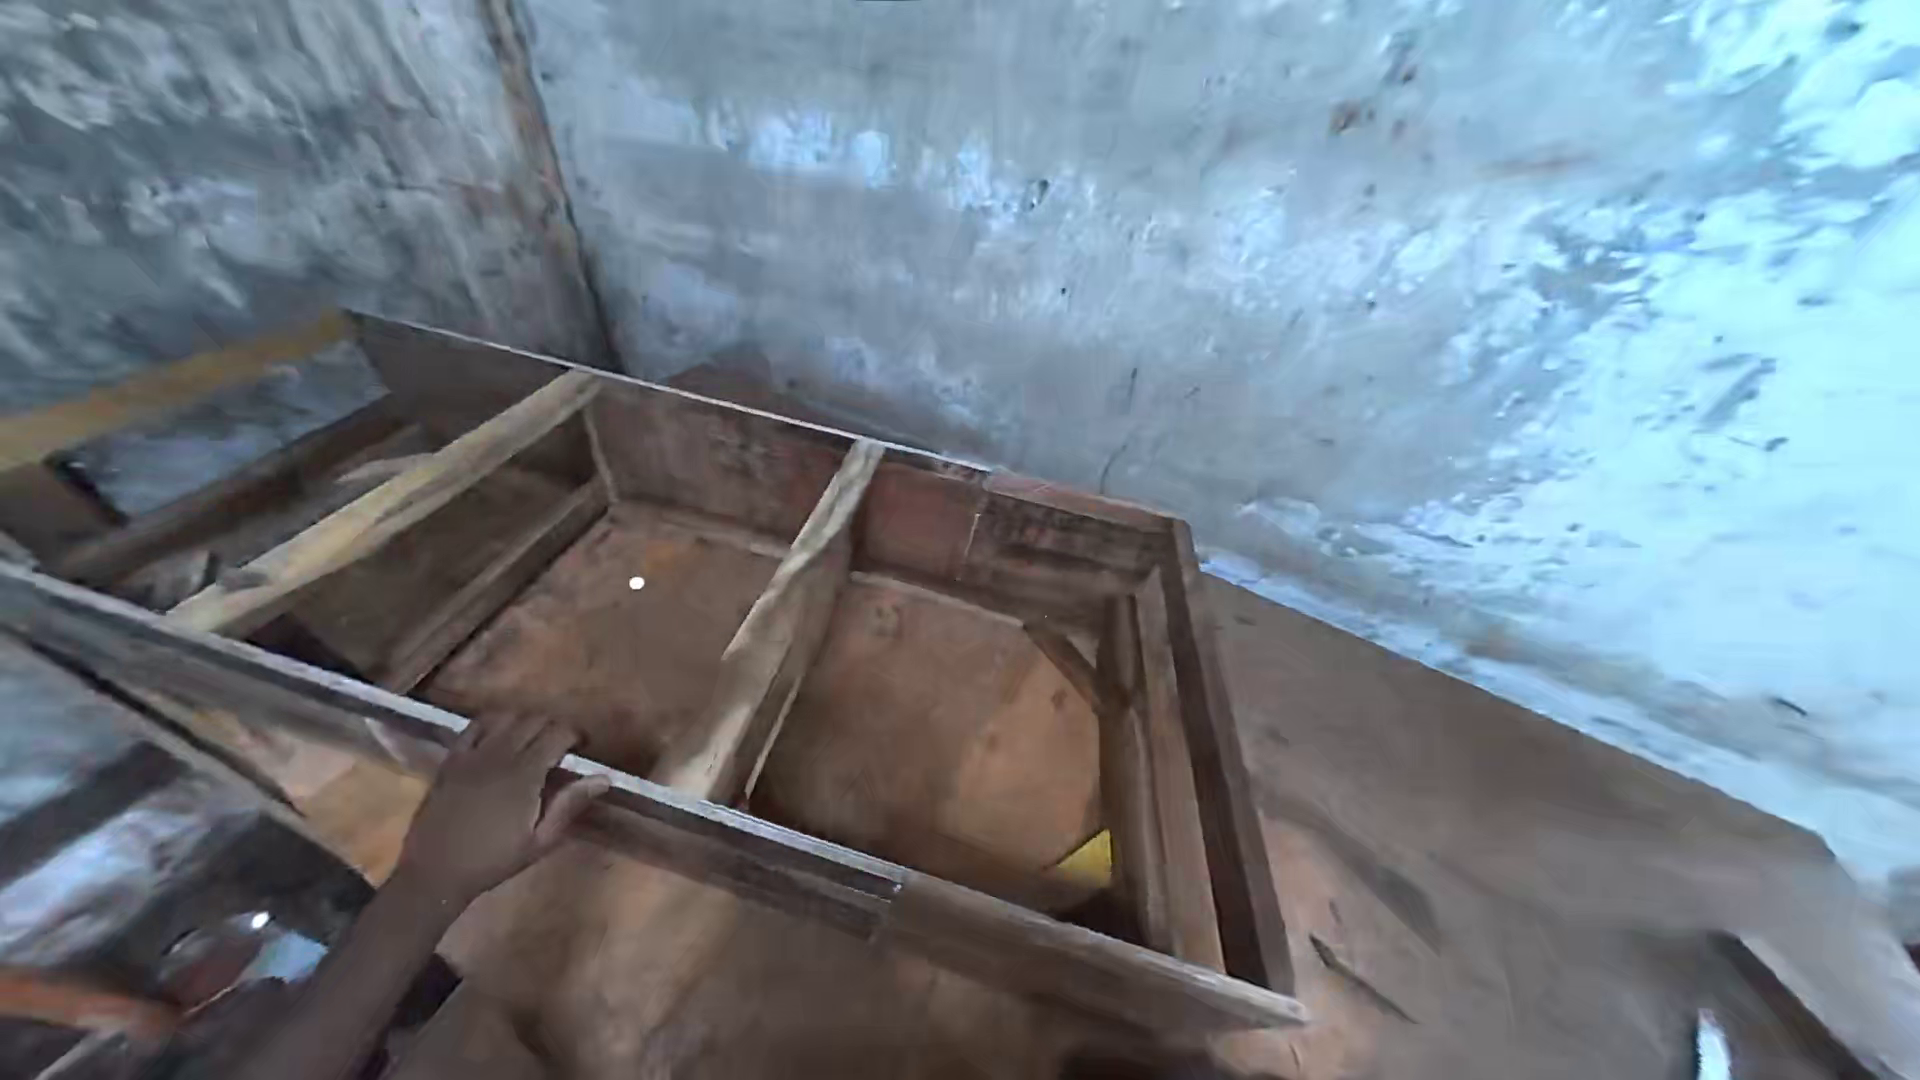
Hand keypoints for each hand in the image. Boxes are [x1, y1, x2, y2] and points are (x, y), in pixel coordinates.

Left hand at [391, 715, 608, 907]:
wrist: (432, 876)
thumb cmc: (492, 861)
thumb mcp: (540, 840)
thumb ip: (570, 804)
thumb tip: (603, 778)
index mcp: (524, 775)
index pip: (559, 733)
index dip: (575, 735)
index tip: (581, 749)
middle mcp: (498, 757)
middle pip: (535, 720)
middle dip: (554, 727)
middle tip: (560, 747)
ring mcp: (471, 757)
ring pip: (507, 717)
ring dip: (526, 722)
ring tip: (531, 740)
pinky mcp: (450, 762)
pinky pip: (474, 727)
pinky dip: (493, 724)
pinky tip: (499, 738)